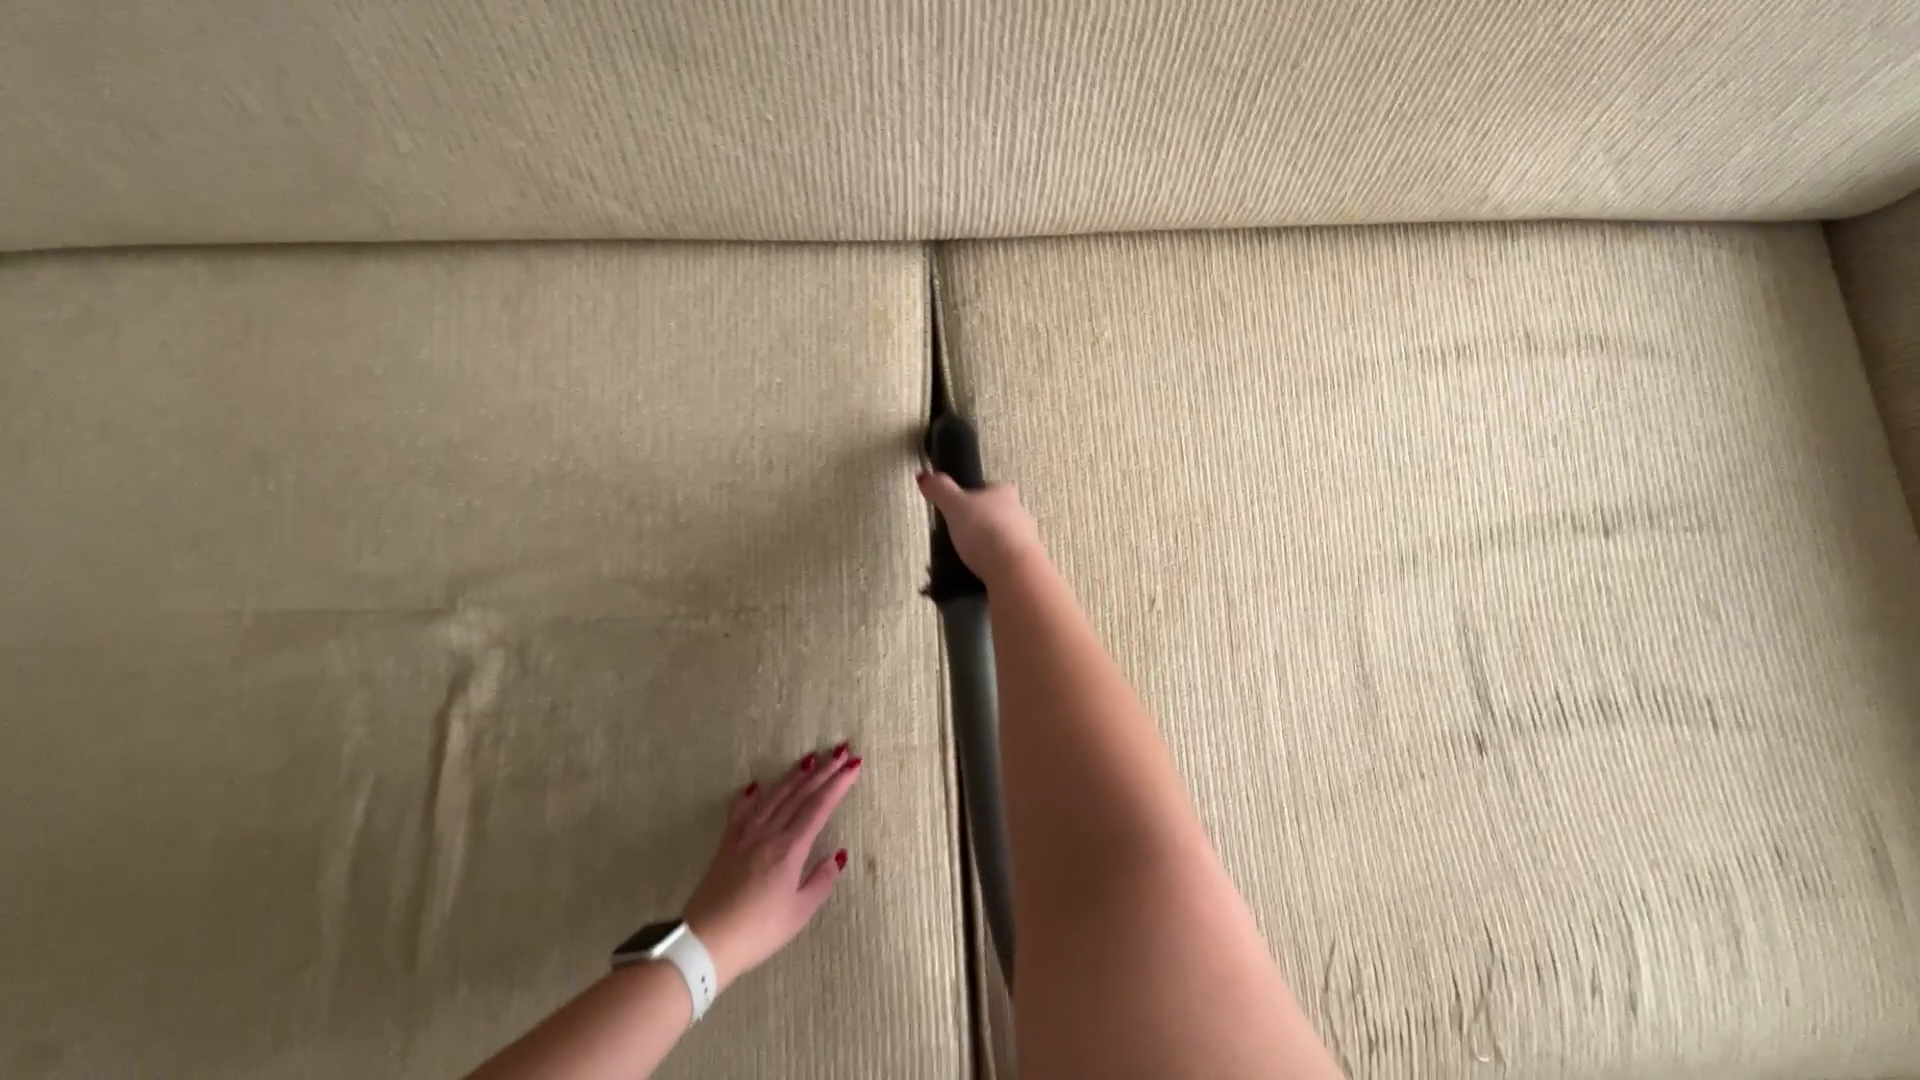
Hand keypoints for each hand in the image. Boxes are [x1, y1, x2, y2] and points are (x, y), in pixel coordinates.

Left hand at [682, 743, 862, 988]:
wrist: (706, 940)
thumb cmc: (758, 931)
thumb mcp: (799, 912)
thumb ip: (821, 881)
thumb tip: (837, 856)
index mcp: (790, 849)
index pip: (819, 807)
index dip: (838, 784)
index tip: (854, 766)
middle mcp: (768, 834)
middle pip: (799, 795)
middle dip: (822, 771)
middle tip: (840, 751)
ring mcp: (745, 836)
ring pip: (774, 797)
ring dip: (793, 776)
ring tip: (809, 758)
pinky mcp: (727, 845)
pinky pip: (741, 811)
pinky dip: (751, 795)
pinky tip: (757, 784)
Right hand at [916, 471, 1046, 584]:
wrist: (1014, 570)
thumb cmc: (984, 530)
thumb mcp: (955, 506)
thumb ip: (940, 490)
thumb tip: (924, 477)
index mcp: (1004, 493)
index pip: (986, 488)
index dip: (970, 497)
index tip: (956, 509)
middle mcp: (1019, 512)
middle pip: (994, 514)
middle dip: (977, 525)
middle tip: (957, 537)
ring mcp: (1026, 539)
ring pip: (1001, 539)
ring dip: (985, 548)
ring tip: (964, 561)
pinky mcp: (1025, 564)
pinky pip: (1004, 561)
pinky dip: (991, 566)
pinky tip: (977, 575)